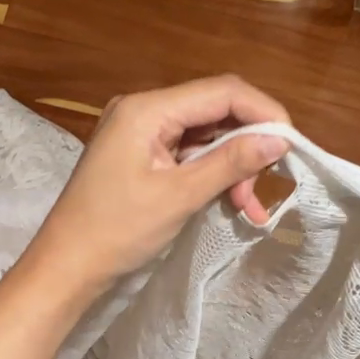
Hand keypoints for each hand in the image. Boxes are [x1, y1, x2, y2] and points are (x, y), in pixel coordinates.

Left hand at [15, 75, 290, 297]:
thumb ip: (230, 163)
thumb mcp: (180, 197)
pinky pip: (188, 154)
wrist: (67, 266)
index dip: (263, 112)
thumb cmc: (117, 231)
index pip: (222, 92)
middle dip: (247, 147)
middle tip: (263, 190)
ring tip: (247, 206)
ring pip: (205, 136)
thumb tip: (280, 140)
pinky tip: (230, 200)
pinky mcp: (141, 156)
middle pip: (215, 111)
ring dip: (233, 167)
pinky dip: (212, 175)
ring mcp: (141, 133)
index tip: (292, 145)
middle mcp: (144, 110)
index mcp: (147, 109)